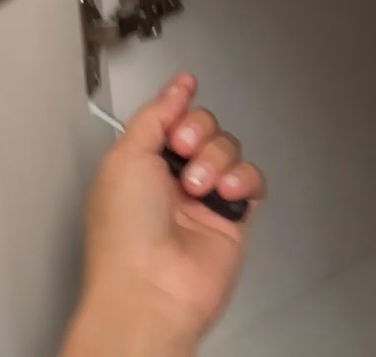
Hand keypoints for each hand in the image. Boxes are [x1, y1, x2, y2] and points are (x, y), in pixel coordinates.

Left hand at [62, 74, 265, 356]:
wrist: (151, 289)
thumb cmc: (124, 235)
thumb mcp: (126, 155)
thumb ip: (155, 113)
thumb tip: (178, 85)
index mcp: (142, 162)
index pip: (171, 116)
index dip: (179, 105)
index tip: (185, 96)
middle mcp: (172, 177)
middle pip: (204, 126)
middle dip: (198, 132)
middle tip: (184, 150)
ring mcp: (204, 196)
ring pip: (228, 148)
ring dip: (216, 159)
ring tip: (198, 186)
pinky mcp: (232, 216)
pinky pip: (251, 179)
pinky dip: (242, 178)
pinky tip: (223, 192)